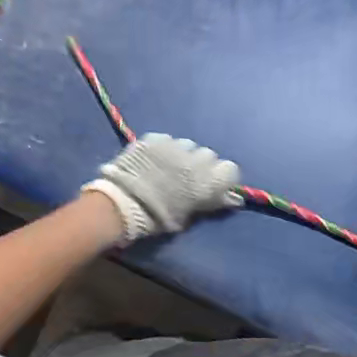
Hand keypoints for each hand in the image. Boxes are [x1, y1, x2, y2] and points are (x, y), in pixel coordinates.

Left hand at [82, 134, 243, 242]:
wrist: (123, 203)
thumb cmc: (157, 217)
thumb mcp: (188, 216)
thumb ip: (211, 203)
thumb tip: (233, 199)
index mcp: (208, 179)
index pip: (230, 169)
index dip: (221, 178)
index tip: (211, 185)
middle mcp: (195, 157)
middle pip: (208, 155)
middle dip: (200, 165)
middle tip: (185, 178)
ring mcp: (174, 145)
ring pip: (186, 145)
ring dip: (181, 155)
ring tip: (165, 167)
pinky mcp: (153, 138)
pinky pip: (165, 140)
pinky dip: (162, 148)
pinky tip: (150, 160)